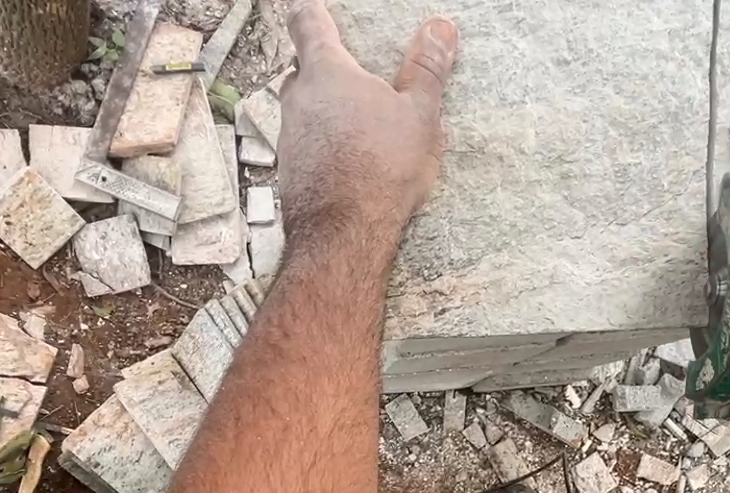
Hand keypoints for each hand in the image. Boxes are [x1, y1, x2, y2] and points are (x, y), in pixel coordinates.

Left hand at [277, 0, 458, 261]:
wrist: (345, 233)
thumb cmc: (381, 170)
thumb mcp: (419, 116)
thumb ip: (427, 71)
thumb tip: (440, 30)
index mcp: (327, 71)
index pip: (307, 22)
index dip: (310, 11)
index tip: (312, 8)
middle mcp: (298, 99)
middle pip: (301, 71)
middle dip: (321, 71)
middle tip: (348, 81)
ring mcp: (289, 138)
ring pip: (302, 113)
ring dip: (323, 116)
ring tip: (356, 134)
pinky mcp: (290, 173)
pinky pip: (305, 149)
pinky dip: (321, 150)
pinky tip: (346, 169)